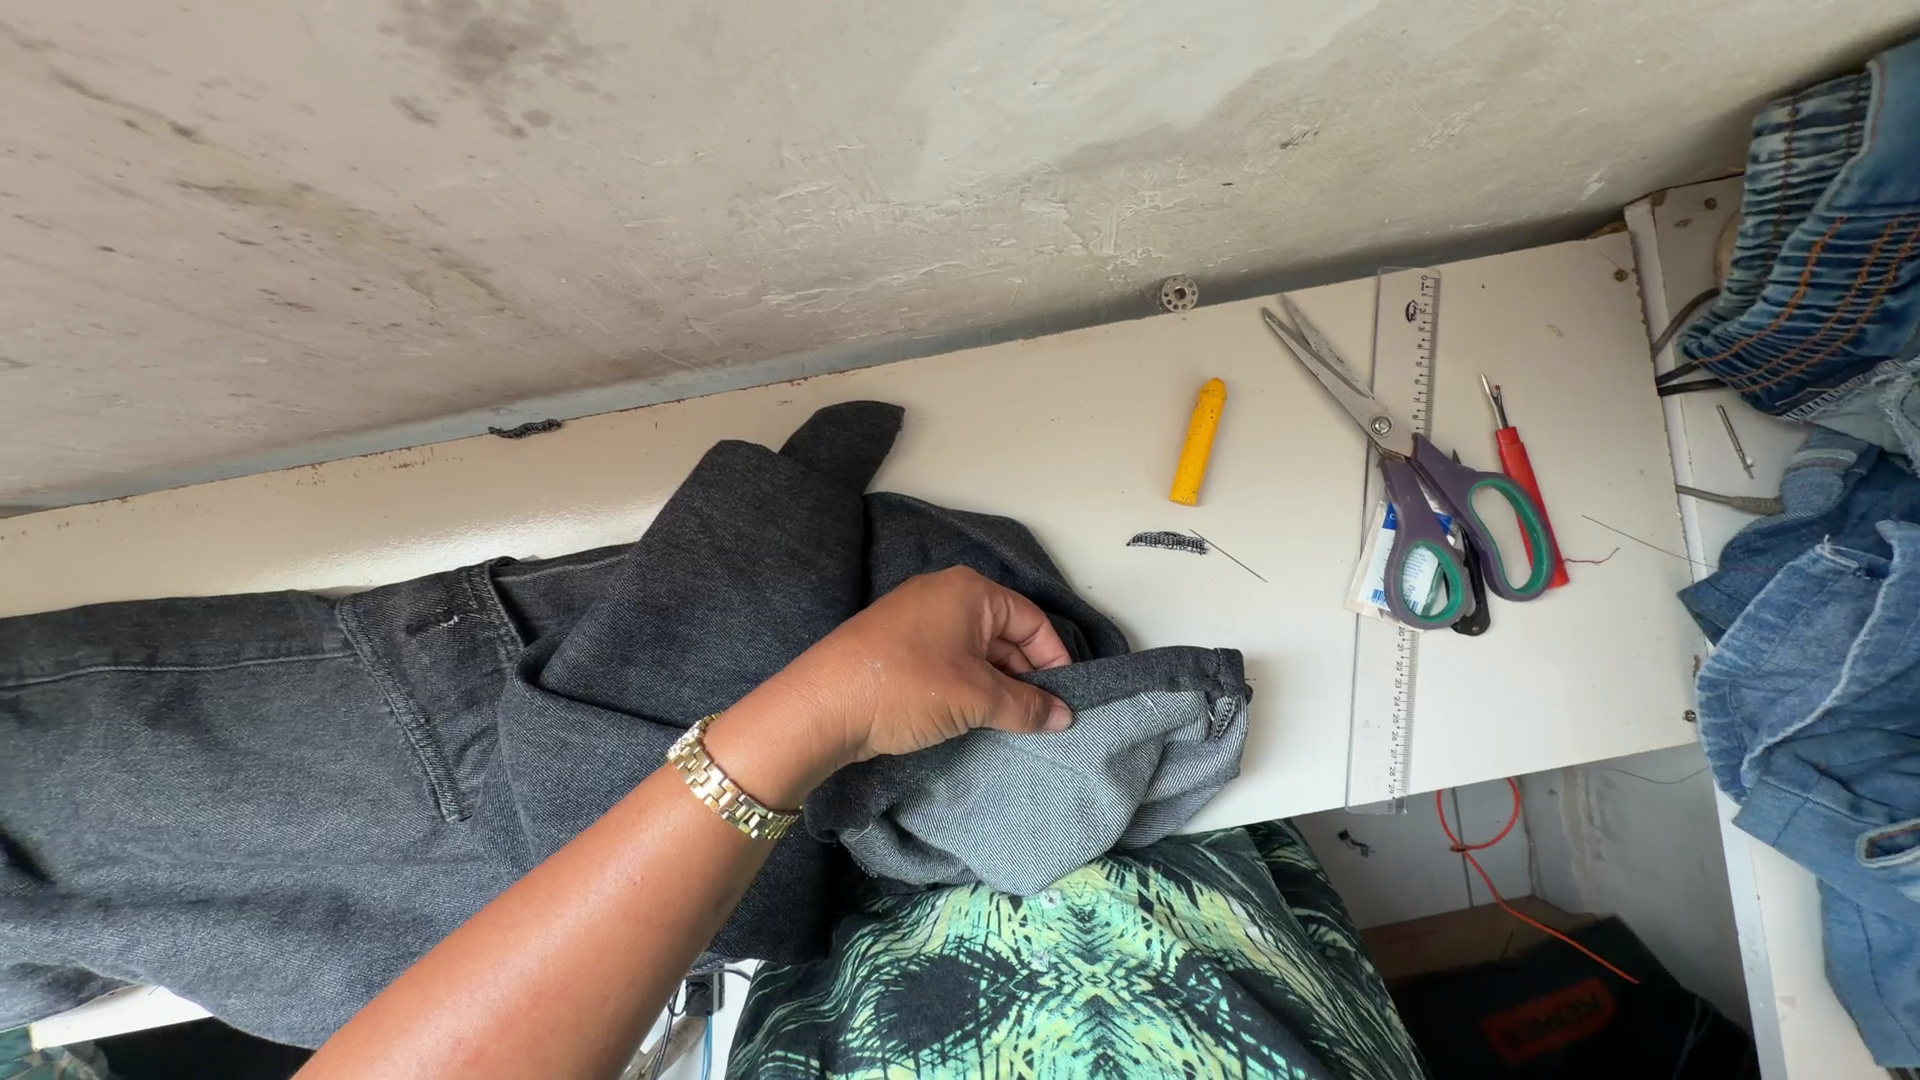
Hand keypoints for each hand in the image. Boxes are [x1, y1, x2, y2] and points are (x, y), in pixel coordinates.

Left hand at [703, 567, 1074, 809]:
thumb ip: (1027, 706)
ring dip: (997, 684)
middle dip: (1025, 675)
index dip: (1055, 659)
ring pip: (976, 649)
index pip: (1032, 620)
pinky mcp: (898, 644)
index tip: (1065, 700)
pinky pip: (949, 658)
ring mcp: (918, 617)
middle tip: (1040, 718)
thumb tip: (1065, 716)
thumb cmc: (908, 687)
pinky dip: (968, 684)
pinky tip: (974, 715)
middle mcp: (945, 594)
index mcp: (970, 591)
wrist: (823, 706)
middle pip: (1005, 633)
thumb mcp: (976, 698)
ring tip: (1010, 723)